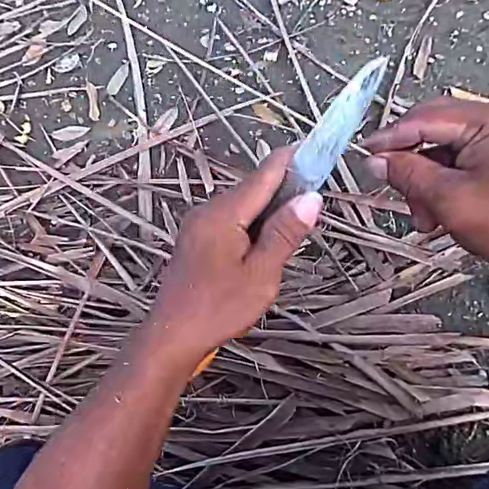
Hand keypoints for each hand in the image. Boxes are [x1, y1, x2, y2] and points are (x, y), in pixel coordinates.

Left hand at [136, 148, 320, 371]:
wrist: (172, 337)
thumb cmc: (216, 311)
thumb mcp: (261, 274)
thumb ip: (284, 234)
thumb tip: (310, 199)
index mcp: (223, 214)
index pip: (265, 174)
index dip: (293, 161)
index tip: (317, 150)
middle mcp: (207, 212)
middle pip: (254, 189)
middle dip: (285, 191)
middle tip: (314, 203)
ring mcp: (198, 226)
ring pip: (242, 207)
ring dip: (269, 213)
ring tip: (293, 231)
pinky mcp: (196, 241)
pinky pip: (230, 222)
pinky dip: (252, 227)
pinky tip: (264, 248)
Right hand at [361, 97, 488, 280]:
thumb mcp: (453, 201)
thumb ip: (410, 175)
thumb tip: (380, 160)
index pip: (425, 118)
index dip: (391, 139)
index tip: (367, 156)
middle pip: (439, 133)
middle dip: (414, 167)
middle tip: (403, 197)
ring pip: (454, 153)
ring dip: (433, 184)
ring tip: (432, 218)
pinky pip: (474, 165)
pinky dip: (454, 188)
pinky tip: (450, 215)